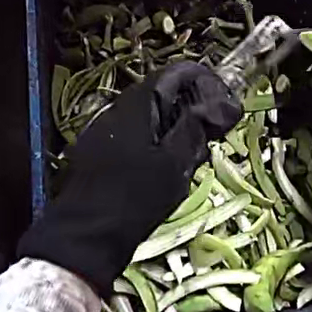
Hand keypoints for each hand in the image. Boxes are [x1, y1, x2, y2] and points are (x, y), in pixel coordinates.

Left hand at [19, 62, 240, 294]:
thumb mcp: (175, 163)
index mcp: (139, 104)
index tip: (227, 108)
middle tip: (216, 133)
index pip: (180, 73)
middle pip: (166, 92)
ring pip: (152, 115)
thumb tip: (222, 103)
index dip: (209, 84)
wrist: (84, 238)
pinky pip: (138, 134)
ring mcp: (106, 130)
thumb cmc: (134, 198)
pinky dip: (160, 142)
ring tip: (196, 155)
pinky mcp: (100, 151)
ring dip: (179, 126)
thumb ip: (197, 127)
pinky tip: (169, 169)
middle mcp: (119, 109)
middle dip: (196, 107)